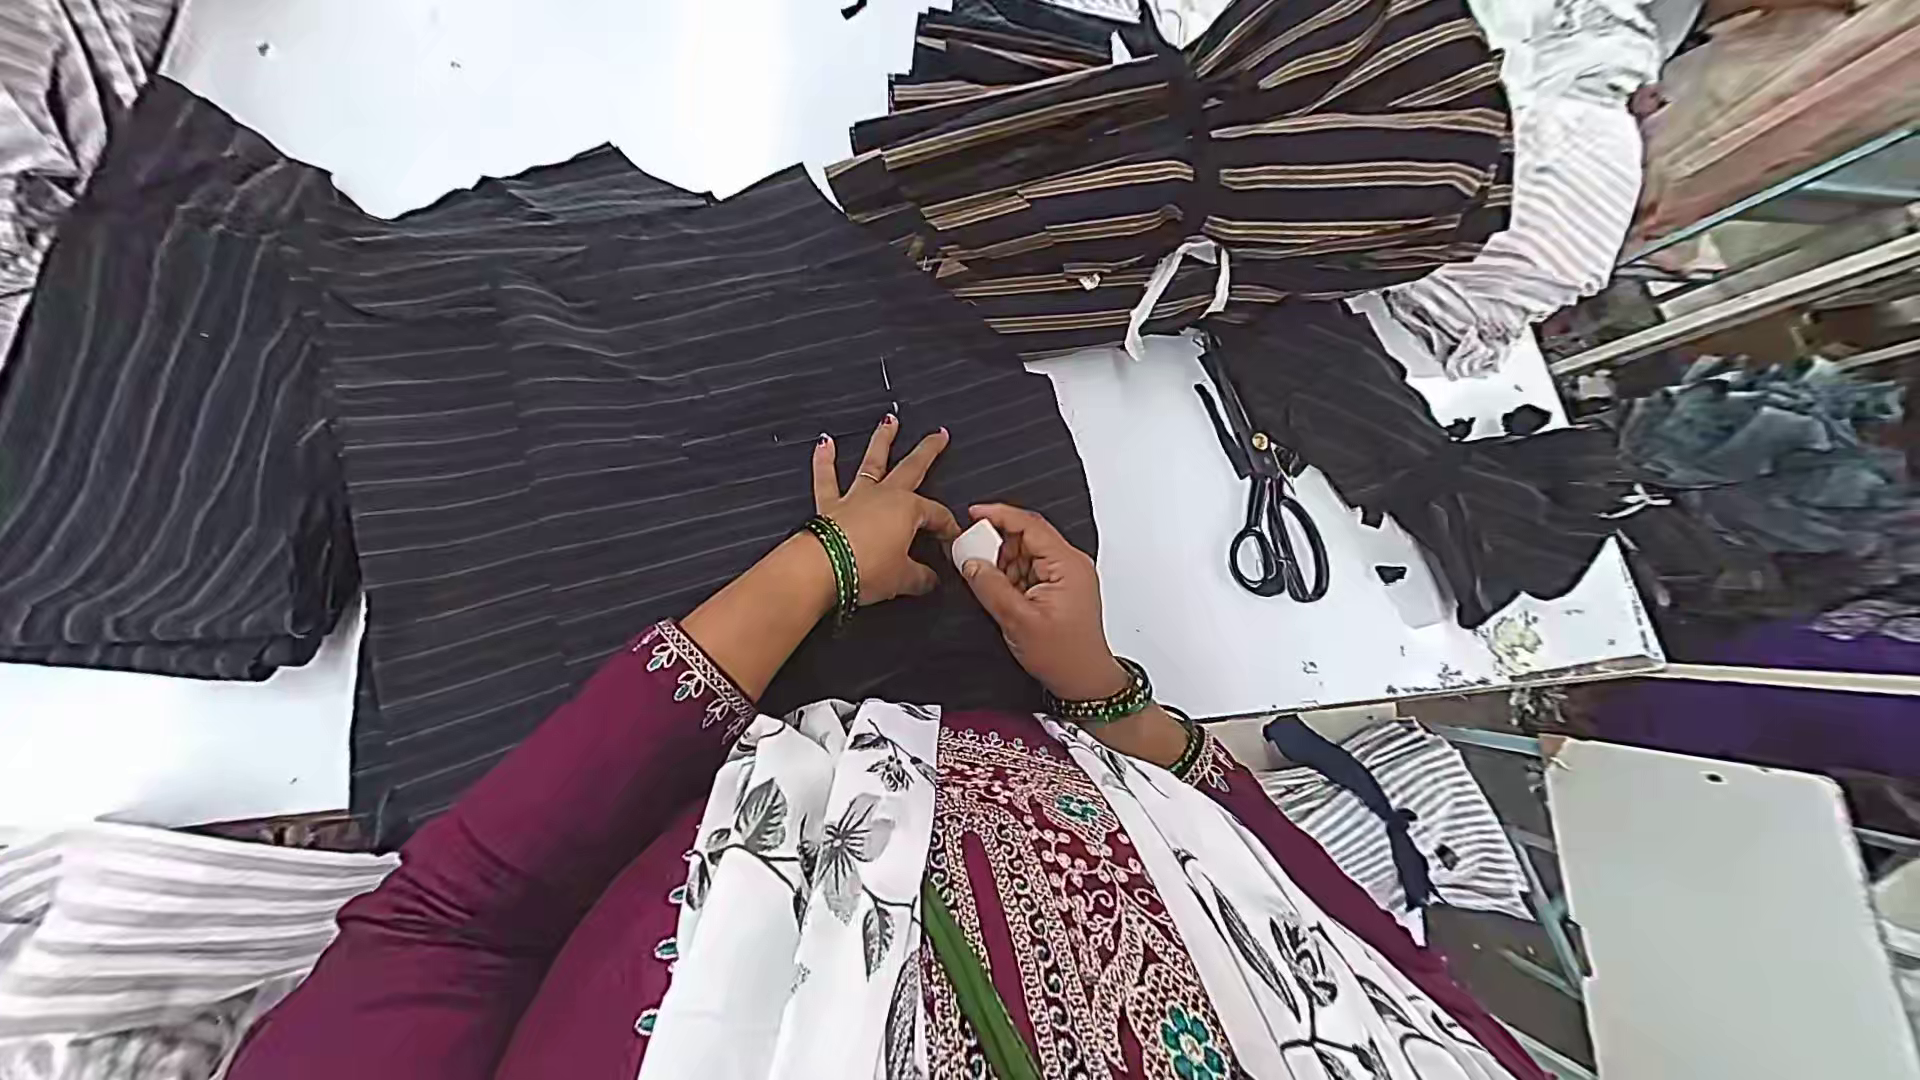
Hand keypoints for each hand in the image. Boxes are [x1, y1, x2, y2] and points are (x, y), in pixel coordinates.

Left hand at [813, 415, 962, 605]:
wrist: (822, 570)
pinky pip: (826, 477)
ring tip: (889, 422)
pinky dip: (824, 460)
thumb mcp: (903, 579)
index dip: (948, 529)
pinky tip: (824, 443)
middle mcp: (883, 495)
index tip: (951, 544)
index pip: (937, 515)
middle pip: (912, 467)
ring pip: (873, 461)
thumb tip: (930, 580)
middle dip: (929, 450)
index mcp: (908, 509)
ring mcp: (856, 497)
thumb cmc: (864, 569)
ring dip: (882, 440)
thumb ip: (921, 577)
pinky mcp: (829, 506)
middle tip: (940, 435)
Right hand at [958, 503, 1127, 701]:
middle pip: (1026, 537)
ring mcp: (1064, 575)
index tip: (974, 514)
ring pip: (1024, 553)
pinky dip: (1010, 577)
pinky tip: (1002, 594)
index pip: (1030, 525)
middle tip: (972, 557)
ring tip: (989, 585)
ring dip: (1002, 564)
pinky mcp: (1057, 586)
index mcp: (1066, 564)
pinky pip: (1027, 569)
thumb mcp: (1018, 621)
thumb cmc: (1064, 656)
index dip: (999, 515)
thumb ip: (991, 586)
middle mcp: (1069, 564)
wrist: (1083, 681)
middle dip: (996, 546)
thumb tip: (970, 562)